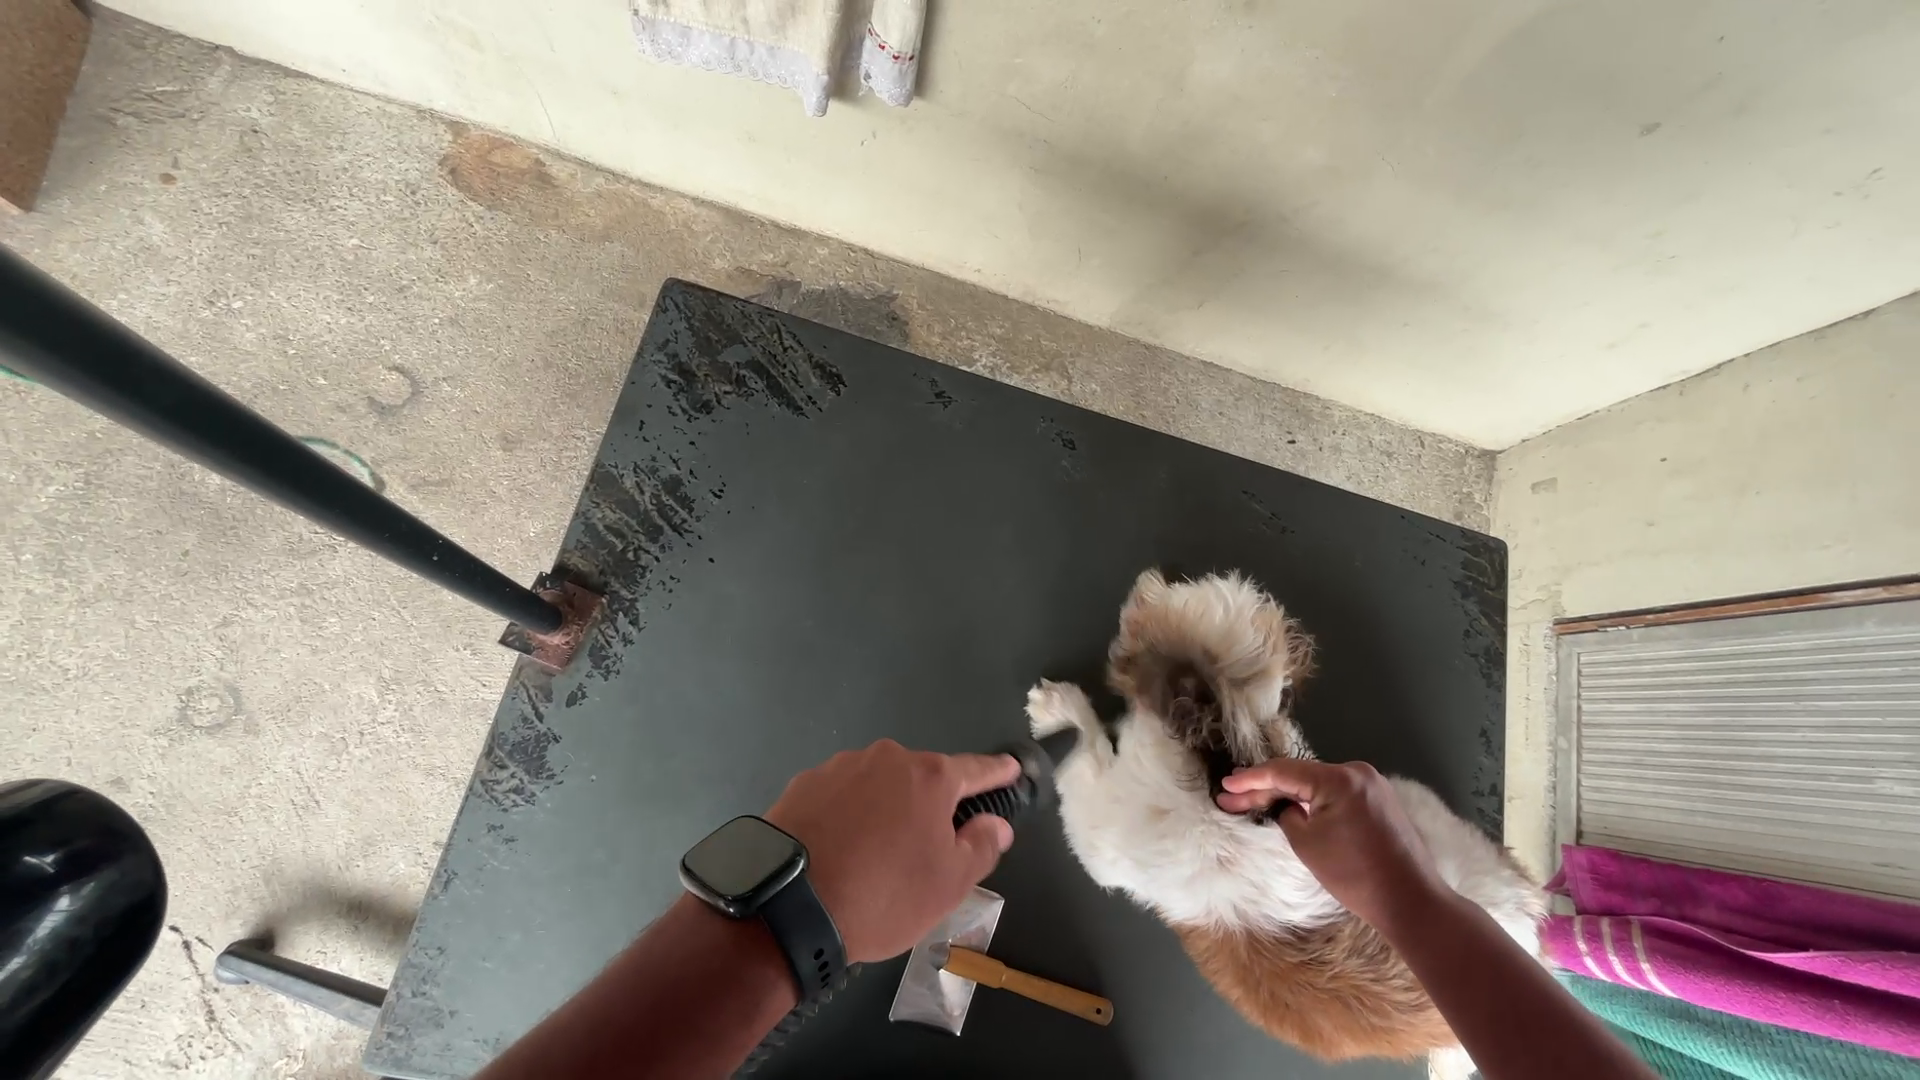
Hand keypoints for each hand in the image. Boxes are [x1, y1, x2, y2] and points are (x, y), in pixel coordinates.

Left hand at [765, 739, 1019, 962]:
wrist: (787, 905)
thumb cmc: (883, 894)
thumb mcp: (948, 884)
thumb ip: (980, 846)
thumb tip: (996, 823)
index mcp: (929, 777)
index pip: (975, 769)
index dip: (997, 772)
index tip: (1011, 768)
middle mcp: (887, 759)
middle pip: (922, 777)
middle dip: (932, 803)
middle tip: (930, 844)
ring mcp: (841, 766)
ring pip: (879, 785)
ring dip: (887, 808)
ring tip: (876, 854)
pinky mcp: (803, 783)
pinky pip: (842, 796)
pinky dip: (850, 814)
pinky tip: (840, 848)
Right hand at [1217, 758, 1444, 927]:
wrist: (1412, 903)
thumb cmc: (1354, 874)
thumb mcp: (1306, 842)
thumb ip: (1287, 813)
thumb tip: (1285, 805)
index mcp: (1339, 778)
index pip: (1283, 771)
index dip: (1250, 779)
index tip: (1225, 785)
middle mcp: (1357, 772)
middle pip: (1300, 775)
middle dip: (1265, 788)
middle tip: (1231, 798)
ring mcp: (1371, 785)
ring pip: (1316, 784)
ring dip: (1288, 794)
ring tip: (1254, 801)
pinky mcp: (1378, 801)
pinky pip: (1334, 793)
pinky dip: (1311, 800)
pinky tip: (1290, 805)